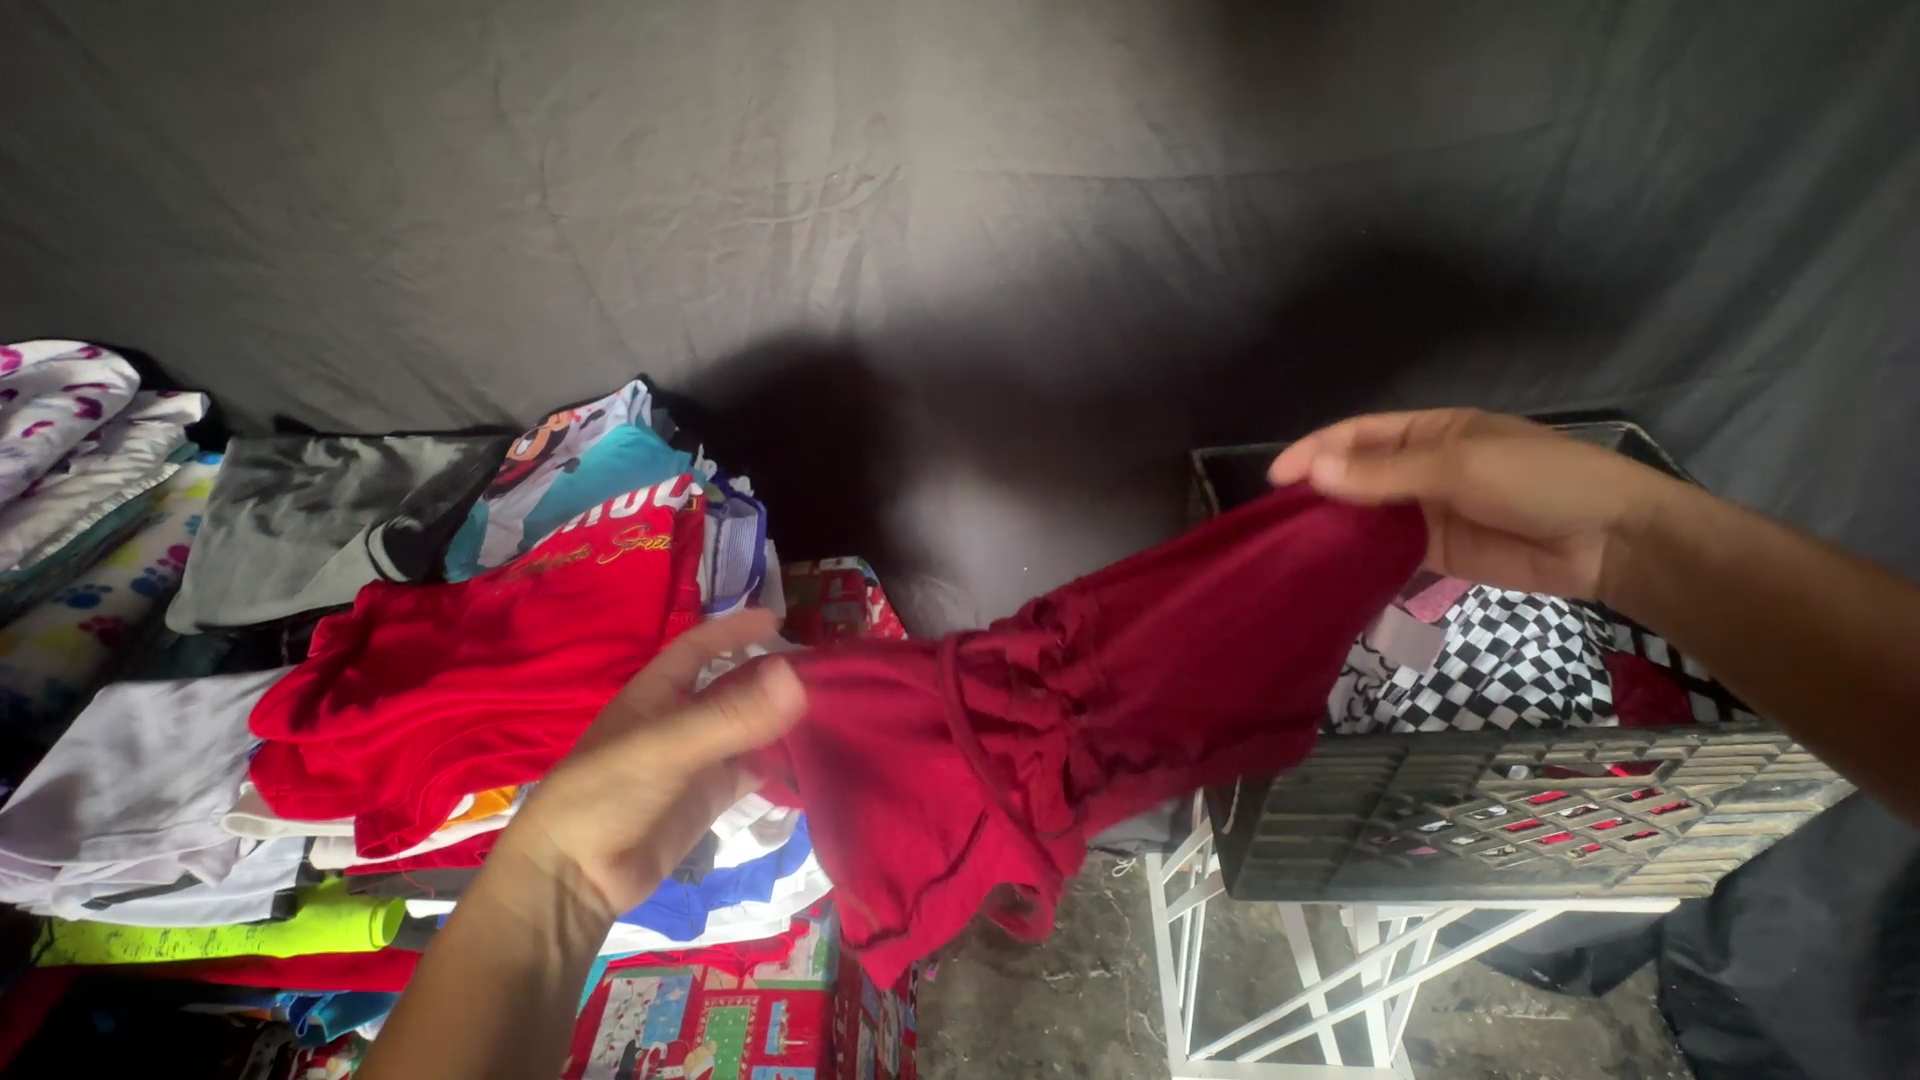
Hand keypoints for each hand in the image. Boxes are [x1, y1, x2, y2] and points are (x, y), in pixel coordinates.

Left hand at [490, 609, 805, 920]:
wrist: (576, 878)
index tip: (780, 619)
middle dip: (774, 674)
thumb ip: (733, 715)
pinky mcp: (714, 795)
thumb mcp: (668, 746)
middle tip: (825, 669)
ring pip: (752, 727)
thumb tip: (797, 676)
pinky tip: (817, 755)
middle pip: (736, 685)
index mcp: (659, 692)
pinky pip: (757, 768)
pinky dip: (784, 762)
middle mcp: (682, 718)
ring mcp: (700, 758)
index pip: (700, 646)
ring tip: (834, 707)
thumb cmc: (607, 794)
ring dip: (785, 718)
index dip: (734, 629)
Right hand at [1267, 409, 1682, 600]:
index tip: (1278, 478)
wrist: (1610, 541)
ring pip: (1364, 515)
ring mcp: (1424, 512)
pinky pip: (1383, 551)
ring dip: (1332, 525)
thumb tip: (1316, 474)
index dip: (1315, 451)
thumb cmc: (1540, 480)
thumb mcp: (1460, 466)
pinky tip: (1328, 565)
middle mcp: (1418, 469)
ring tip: (1291, 543)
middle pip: (1354, 475)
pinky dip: (1356, 556)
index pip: (1358, 436)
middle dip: (1317, 490)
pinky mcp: (1432, 552)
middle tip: (1276, 517)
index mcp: (1429, 432)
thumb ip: (1386, 474)